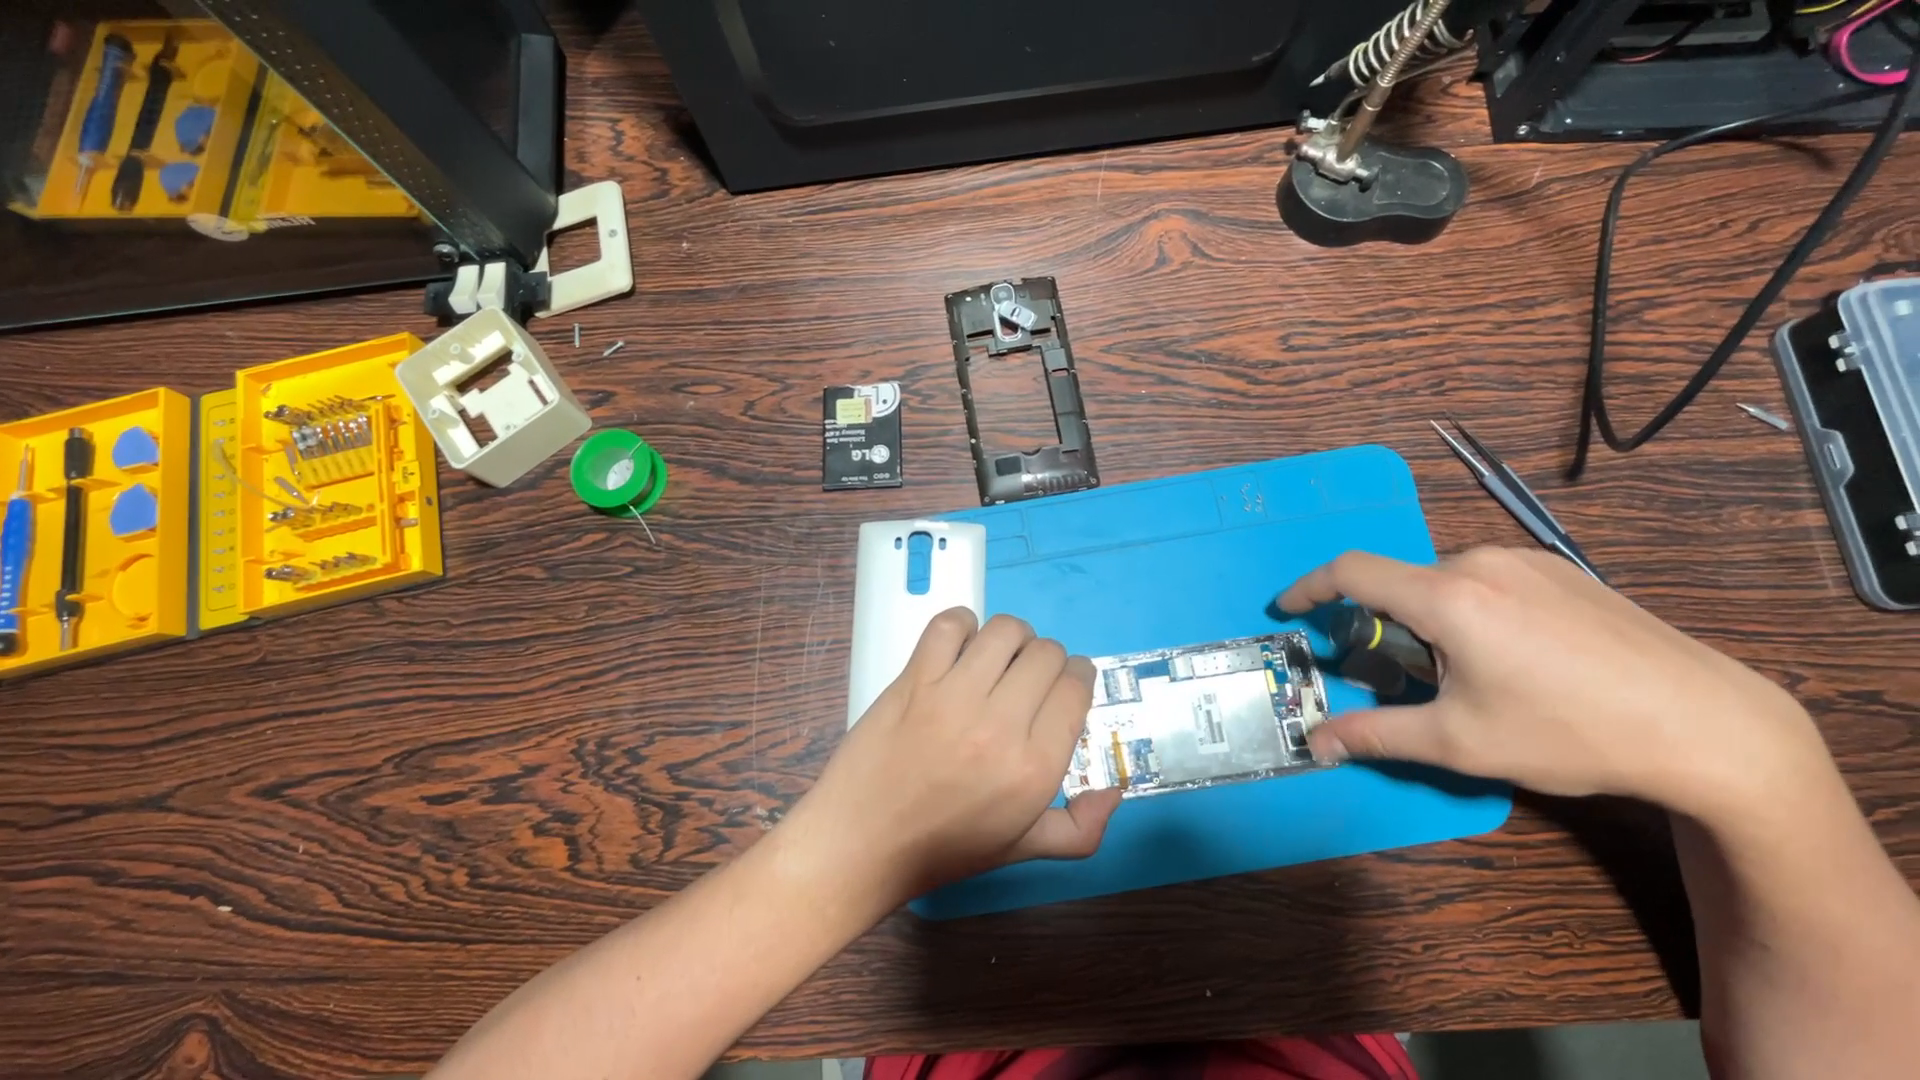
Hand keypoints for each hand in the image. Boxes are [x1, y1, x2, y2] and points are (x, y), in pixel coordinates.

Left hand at [785, 610, 1120, 907]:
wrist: (862, 843)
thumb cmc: (944, 848)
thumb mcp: (1021, 849)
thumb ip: (1080, 830)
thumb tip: (1114, 792)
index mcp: (1035, 767)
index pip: (1076, 688)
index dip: (1077, 677)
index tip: (1065, 685)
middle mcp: (1002, 725)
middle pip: (1047, 653)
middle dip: (1048, 659)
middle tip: (1027, 678)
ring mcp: (954, 697)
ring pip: (1006, 631)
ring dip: (1012, 638)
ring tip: (998, 659)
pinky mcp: (914, 680)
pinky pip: (950, 625)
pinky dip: (962, 624)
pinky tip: (960, 647)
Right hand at [1278, 547, 1829, 821]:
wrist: (1709, 725)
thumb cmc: (1570, 733)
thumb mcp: (1461, 742)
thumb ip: (1377, 735)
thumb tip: (1316, 745)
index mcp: (1448, 597)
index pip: (1352, 572)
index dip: (1308, 588)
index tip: (1288, 610)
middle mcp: (1482, 562)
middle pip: (1402, 581)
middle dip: (1381, 622)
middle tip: (1397, 675)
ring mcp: (1530, 561)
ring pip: (1447, 580)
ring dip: (1429, 617)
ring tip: (1463, 674)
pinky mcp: (1567, 571)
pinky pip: (1491, 579)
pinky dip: (1471, 609)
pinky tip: (1514, 659)